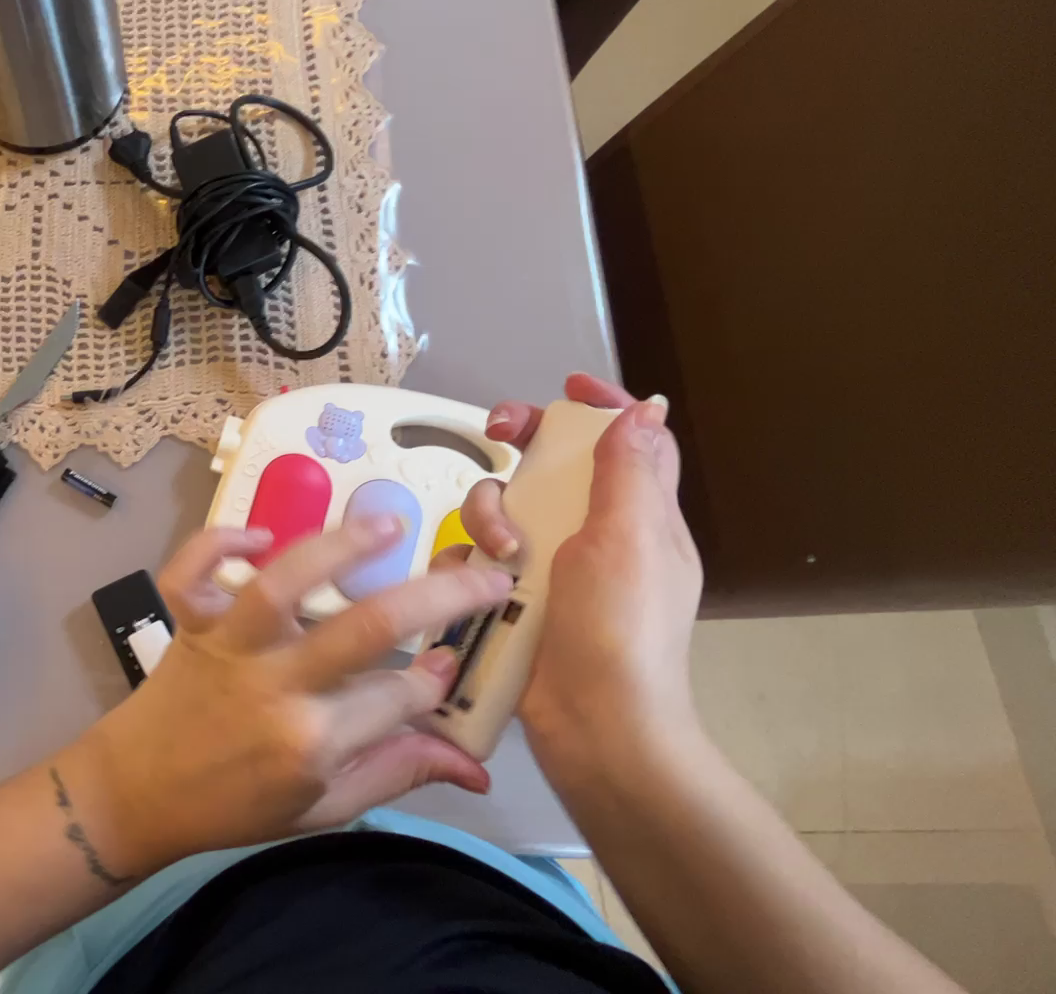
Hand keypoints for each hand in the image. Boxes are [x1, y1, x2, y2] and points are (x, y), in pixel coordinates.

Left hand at [55, 520, 513, 877]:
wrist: (136, 794)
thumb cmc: (233, 806)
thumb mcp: (321, 809)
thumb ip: (395, 774)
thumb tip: (475, 765)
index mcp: (313, 741)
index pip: (399, 696)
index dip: (438, 678)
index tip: (454, 659)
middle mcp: (274, 684)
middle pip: (367, 626)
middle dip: (440, 595)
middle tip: (482, 575)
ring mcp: (227, 646)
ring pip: (282, 583)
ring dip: (337, 546)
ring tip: (387, 524)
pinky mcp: (189, 624)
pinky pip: (191, 573)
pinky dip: (216, 543)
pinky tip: (257, 535)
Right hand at [453, 374, 703, 759]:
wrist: (591, 722)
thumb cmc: (621, 629)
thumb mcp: (630, 542)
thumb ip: (629, 474)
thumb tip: (645, 409)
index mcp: (636, 519)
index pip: (623, 444)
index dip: (597, 409)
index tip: (566, 387)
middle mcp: (586, 534)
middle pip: (546, 464)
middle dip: (519, 444)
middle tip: (498, 432)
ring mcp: (540, 567)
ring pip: (498, 507)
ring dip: (489, 516)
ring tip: (500, 556)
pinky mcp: (502, 597)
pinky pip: (469, 558)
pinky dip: (465, 564)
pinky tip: (473, 586)